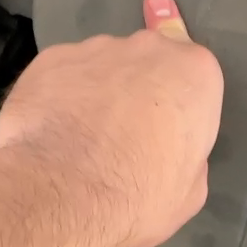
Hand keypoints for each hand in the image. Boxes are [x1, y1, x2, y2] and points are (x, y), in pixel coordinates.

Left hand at [0, 0, 223, 246]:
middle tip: (126, 140)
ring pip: (105, 69)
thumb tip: (168, 152)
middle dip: (141, 95)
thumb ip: (187, 156)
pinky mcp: (51, 59)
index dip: (181, 115)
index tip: (167, 142)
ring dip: (101, 97)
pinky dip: (63, 101)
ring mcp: (96, 48)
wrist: (66, 196)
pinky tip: (55, 136)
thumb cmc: (141, 197)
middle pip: (150, 67)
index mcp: (194, 74)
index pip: (195, 84)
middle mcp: (148, 49)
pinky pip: (65, 78)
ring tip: (85, 142)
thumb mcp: (189, 192)